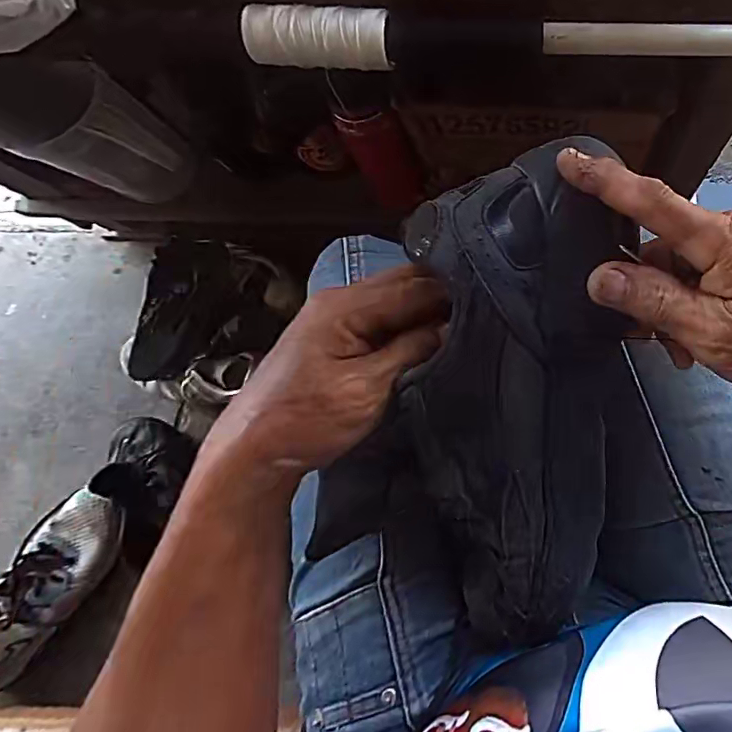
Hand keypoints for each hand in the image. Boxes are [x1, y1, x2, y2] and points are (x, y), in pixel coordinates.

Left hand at [211, 265, 446, 478]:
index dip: (448, 297)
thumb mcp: (367, 389)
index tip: (479, 310)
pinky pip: (378, 312)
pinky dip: (404, 319)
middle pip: (402, 281)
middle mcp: (338, 299)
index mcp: (345, 307)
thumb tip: (446, 328)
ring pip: (391, 295)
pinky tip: (421, 336)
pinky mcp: (332, 332)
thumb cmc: (306, 420)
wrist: (252, 450)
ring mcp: (332, 313)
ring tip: (452, 328)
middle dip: (438, 296)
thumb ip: (410, 350)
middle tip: (469, 318)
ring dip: (421, 307)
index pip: (412, 287)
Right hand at [557, 149, 731, 405]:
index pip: (648, 198)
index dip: (603, 179)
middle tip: (649, 331)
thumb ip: (651, 300)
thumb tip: (601, 278)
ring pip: (672, 268)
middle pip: (656, 247)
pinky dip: (685, 307)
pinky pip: (693, 277)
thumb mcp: (710, 331)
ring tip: (686, 347)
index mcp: (718, 237)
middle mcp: (725, 232)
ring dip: (667, 307)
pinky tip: (696, 340)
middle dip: (644, 288)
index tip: (571, 161)